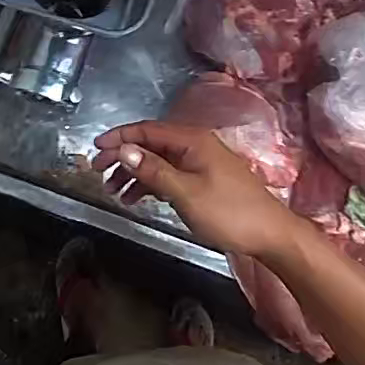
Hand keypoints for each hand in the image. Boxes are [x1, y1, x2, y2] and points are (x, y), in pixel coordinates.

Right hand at [92, 122, 303, 257]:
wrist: (269, 233)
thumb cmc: (229, 213)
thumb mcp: (185, 193)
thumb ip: (154, 171)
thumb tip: (124, 150)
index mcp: (193, 141)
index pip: (148, 130)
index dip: (120, 137)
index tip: (95, 148)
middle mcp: (197, 145)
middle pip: (152, 144)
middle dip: (123, 156)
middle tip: (98, 172)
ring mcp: (202, 162)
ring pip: (160, 161)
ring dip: (135, 173)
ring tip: (112, 191)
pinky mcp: (205, 179)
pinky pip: (171, 174)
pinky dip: (152, 184)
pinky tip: (137, 198)